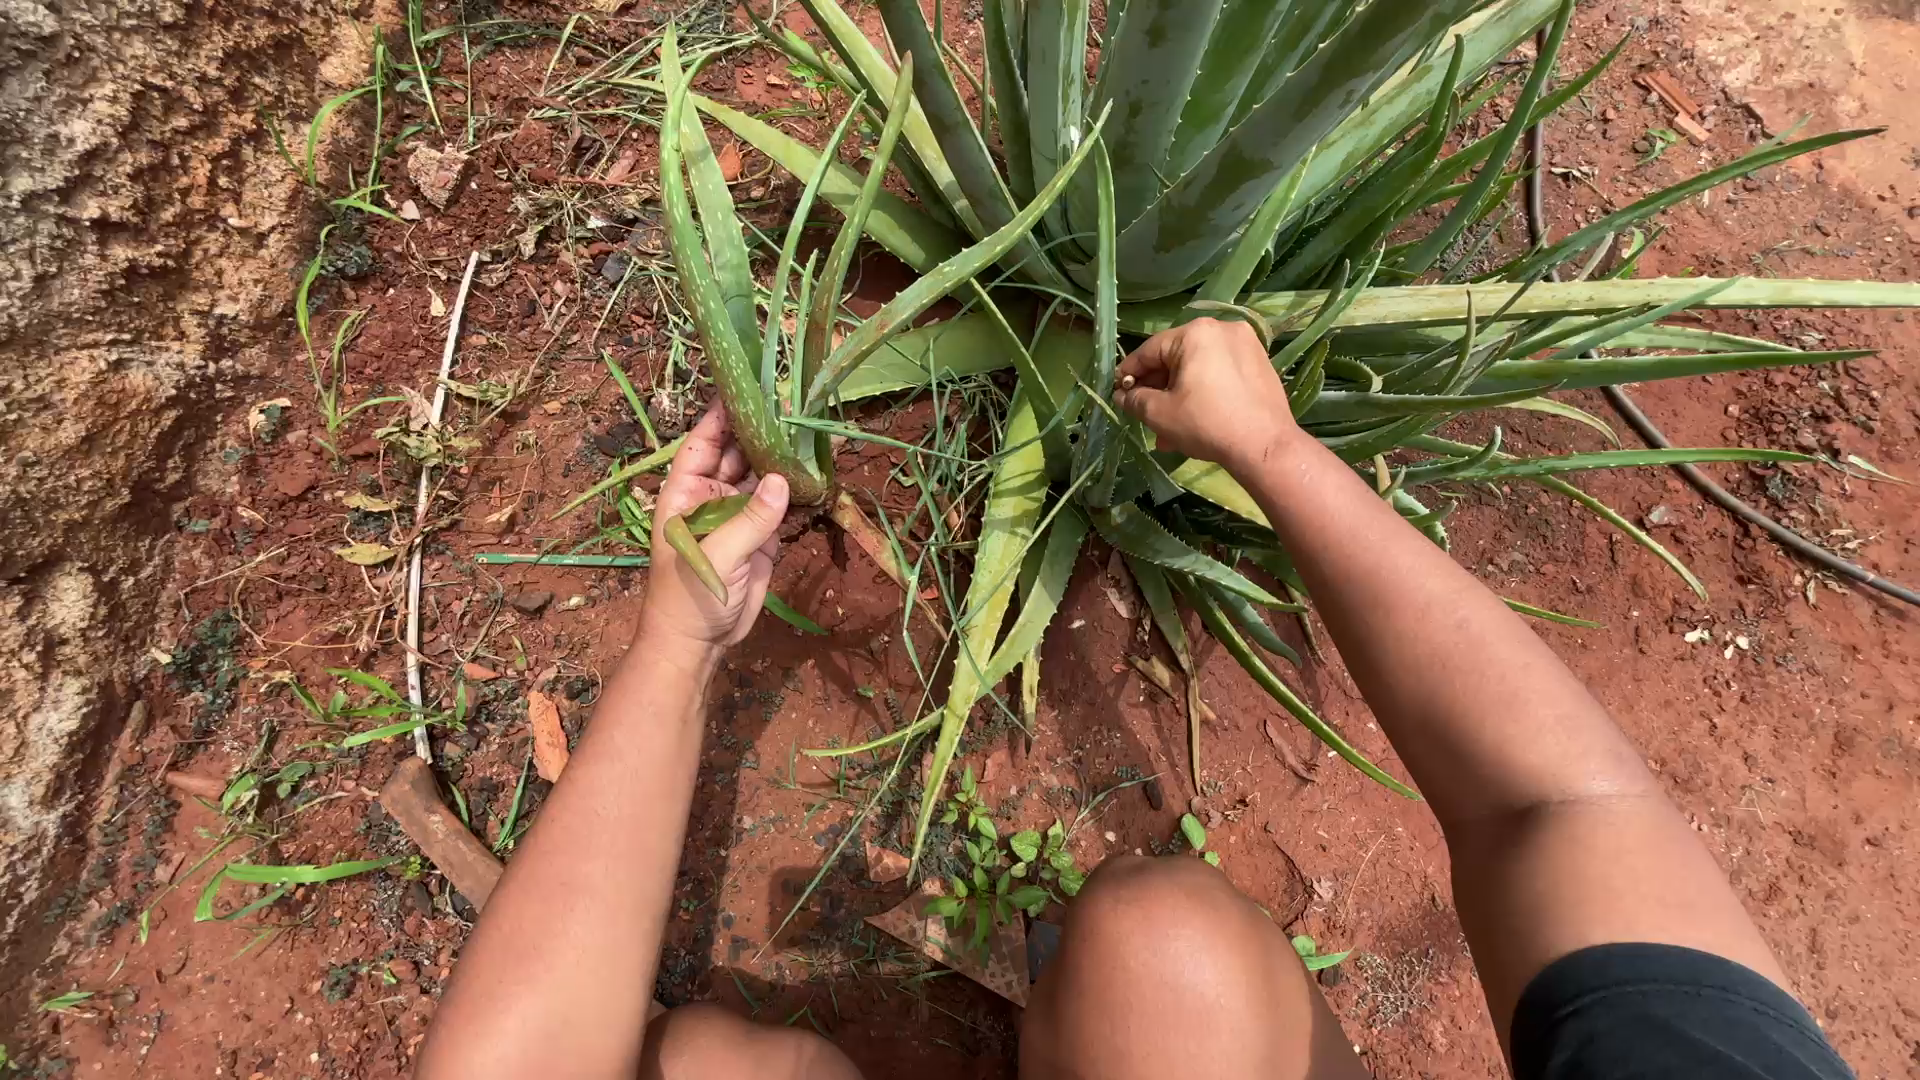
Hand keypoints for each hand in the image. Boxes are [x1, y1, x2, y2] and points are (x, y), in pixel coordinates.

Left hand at [641, 403, 789, 649]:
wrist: (700, 643)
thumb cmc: (688, 597)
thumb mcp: (716, 556)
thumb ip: (750, 519)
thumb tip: (784, 480)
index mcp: (686, 492)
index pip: (703, 443)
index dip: (721, 415)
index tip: (747, 387)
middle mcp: (713, 496)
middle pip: (739, 454)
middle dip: (762, 431)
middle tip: (793, 404)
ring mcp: (740, 515)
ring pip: (764, 477)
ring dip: (784, 459)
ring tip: (811, 431)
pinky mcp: (763, 535)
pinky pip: (781, 505)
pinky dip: (798, 490)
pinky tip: (817, 471)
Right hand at [1112, 317, 1305, 473]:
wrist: (1264, 446)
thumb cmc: (1205, 424)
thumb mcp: (1159, 413)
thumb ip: (1134, 400)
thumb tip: (1122, 395)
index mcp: (1195, 333)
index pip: (1150, 350)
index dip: (1129, 372)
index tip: (1116, 390)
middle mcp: (1223, 329)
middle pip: (1175, 358)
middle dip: (1157, 389)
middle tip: (1142, 413)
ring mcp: (1246, 345)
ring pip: (1197, 369)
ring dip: (1178, 396)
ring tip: (1167, 429)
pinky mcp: (1259, 364)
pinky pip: (1219, 374)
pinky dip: (1202, 393)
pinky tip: (1193, 421)